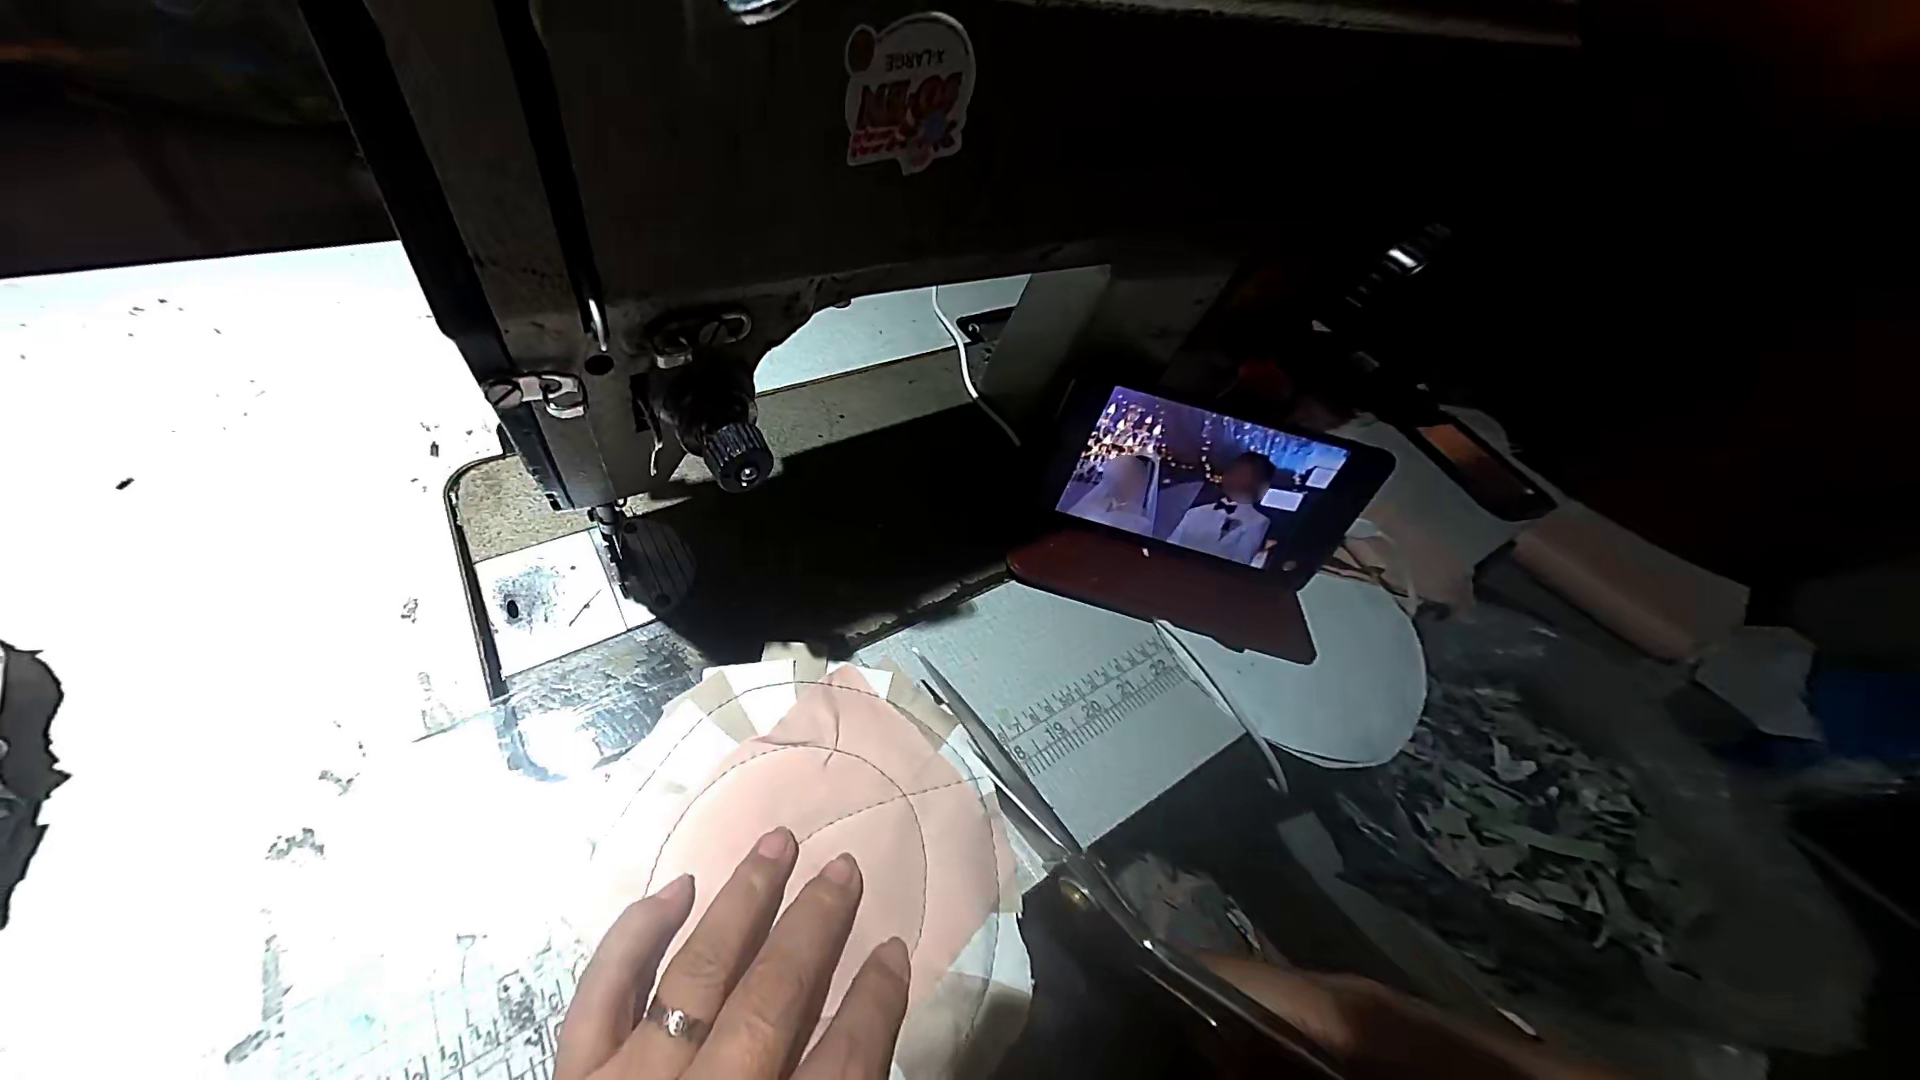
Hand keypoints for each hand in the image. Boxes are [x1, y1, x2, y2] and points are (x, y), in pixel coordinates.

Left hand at [558, 826, 910, 1079]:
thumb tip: (864, 1033)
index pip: (843, 1062)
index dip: (876, 1001)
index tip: (893, 949)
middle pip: (773, 1000)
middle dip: (815, 926)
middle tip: (844, 866)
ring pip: (697, 975)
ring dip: (743, 901)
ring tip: (777, 842)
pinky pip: (599, 998)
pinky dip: (634, 938)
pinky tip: (676, 889)